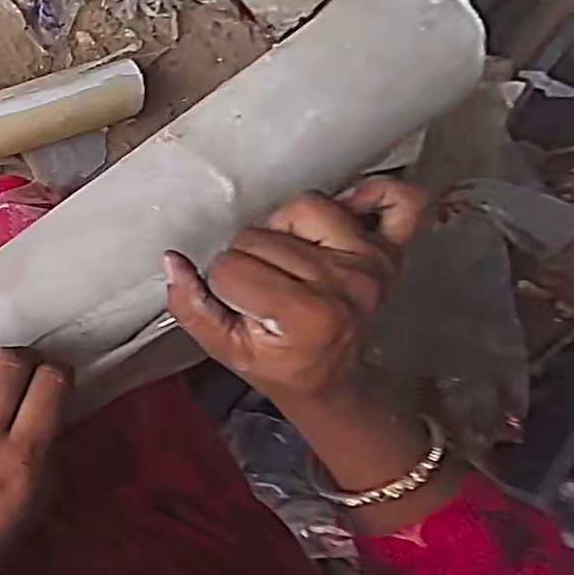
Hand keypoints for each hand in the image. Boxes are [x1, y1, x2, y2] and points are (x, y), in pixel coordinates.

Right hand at [164, 180, 427, 408]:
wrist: (331, 380)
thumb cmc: (277, 364)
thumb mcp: (224, 349)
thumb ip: (191, 308)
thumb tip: (173, 261)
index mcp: (305, 316)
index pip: (231, 267)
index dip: (220, 285)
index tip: (238, 307)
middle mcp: (345, 284)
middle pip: (260, 235)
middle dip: (245, 259)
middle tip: (259, 290)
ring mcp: (372, 263)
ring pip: (304, 206)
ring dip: (283, 228)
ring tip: (286, 260)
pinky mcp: (391, 250)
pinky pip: (400, 199)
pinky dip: (372, 194)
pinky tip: (344, 215)